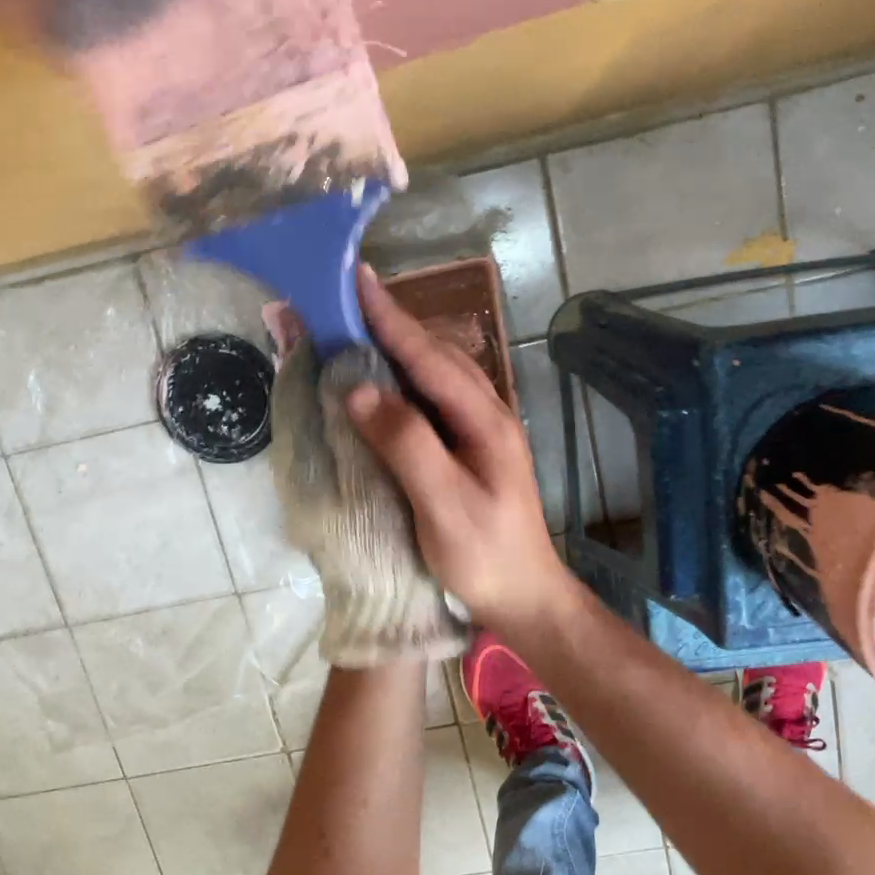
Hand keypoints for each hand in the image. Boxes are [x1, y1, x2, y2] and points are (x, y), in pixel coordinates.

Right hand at [344, 266, 574, 629]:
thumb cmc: (485, 555)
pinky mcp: (475, 450)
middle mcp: (488, 415)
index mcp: (484, 420)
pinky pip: (437, 399)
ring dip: (402, 348)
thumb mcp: (443, 504)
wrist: (525, 596)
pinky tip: (388, 383)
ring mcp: (484, 432)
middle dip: (393, 324)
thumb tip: (357, 390)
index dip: (391, 319)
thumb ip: (405, 445)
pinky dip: (407, 380)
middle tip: (348, 298)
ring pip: (439, 374)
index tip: (358, 279)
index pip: (429, 358)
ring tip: (362, 328)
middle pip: (437, 356)